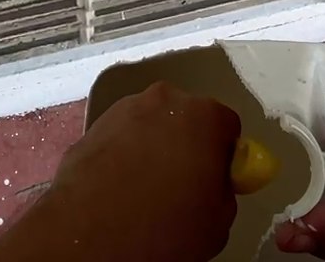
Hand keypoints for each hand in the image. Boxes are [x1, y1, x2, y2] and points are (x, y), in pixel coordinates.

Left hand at [0, 81, 240, 261]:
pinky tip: (120, 183)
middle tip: (182, 182)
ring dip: (154, 143)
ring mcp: (128, 105)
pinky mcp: (97, 120)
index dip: (226, 152)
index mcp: (205, 116)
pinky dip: (125, 150)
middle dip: (187, 141)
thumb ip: (222, 188)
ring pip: (152, 121)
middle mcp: (166, 98)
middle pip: (187, 115)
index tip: (216, 178)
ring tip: (146, 184)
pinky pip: (123, 133)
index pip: (227, 125)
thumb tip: (212, 180)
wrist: (97, 228)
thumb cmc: (168, 224)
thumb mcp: (218, 219)